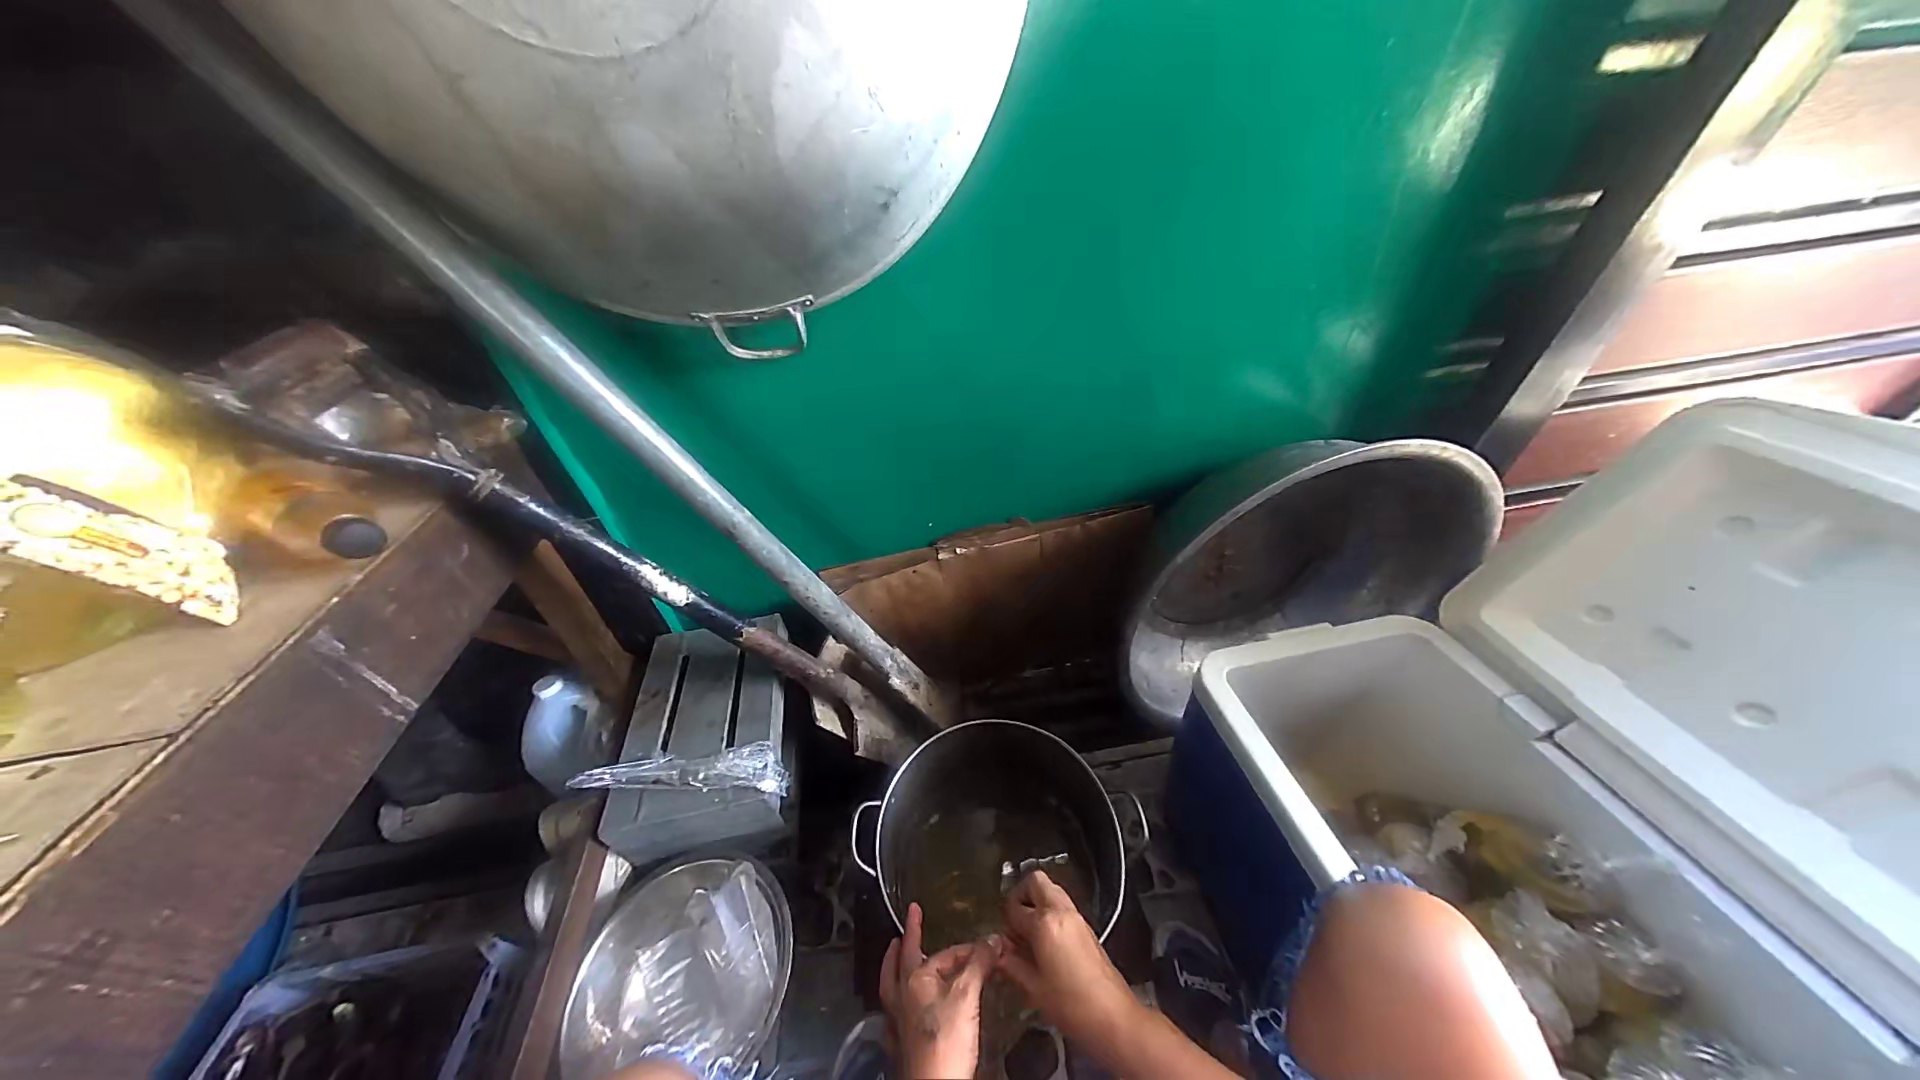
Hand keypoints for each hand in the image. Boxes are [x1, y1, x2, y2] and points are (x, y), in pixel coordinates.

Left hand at [881, 902, 998, 1078]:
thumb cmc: (946, 1041)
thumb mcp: (967, 995)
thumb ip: (978, 964)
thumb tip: (992, 940)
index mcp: (915, 980)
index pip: (944, 954)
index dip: (967, 949)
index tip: (986, 946)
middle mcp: (902, 997)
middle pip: (902, 961)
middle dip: (908, 939)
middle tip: (910, 921)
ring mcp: (899, 1022)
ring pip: (893, 985)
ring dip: (896, 966)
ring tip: (896, 954)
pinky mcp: (902, 1046)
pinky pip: (893, 1016)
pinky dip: (896, 1005)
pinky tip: (899, 1009)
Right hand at [997, 871, 1140, 1045]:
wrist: (1114, 1017)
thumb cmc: (1073, 1006)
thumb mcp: (1033, 988)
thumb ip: (1011, 963)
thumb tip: (998, 951)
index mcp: (1045, 923)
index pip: (1014, 907)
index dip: (1004, 922)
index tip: (1003, 939)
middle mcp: (1062, 912)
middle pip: (1035, 880)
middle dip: (1019, 895)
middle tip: (1014, 922)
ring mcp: (1077, 917)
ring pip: (1051, 889)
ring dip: (1035, 902)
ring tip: (1029, 934)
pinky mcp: (1086, 927)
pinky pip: (1062, 905)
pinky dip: (1049, 913)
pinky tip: (1045, 943)